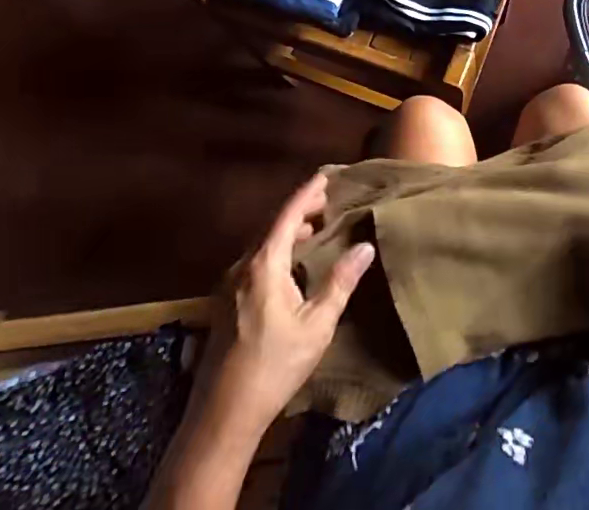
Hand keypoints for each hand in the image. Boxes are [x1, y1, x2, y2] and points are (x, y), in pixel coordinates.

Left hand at [199, 173, 373, 431]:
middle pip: (272, 225)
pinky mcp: (227, 301)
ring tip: (314, 227)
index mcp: (264, 264)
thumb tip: (365, 246)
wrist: (224, 412)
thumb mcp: (317, 324)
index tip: (325, 176)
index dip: (307, 193)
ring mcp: (231, 284)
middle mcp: (243, 266)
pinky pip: (256, 260)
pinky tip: (291, 263)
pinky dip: (277, 249)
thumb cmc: (275, 365)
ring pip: (263, 244)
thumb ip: (340, 282)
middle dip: (299, 209)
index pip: (287, 215)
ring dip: (287, 231)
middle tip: (326, 200)